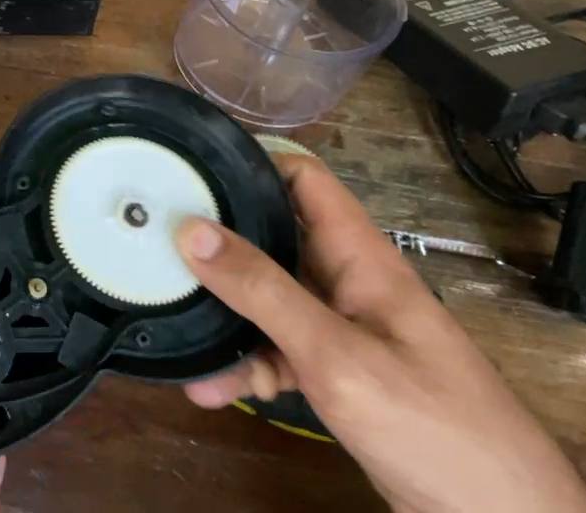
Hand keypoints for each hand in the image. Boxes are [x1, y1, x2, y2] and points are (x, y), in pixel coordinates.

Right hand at [176, 153, 585, 512]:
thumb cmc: (429, 425)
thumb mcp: (334, 355)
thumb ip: (263, 291)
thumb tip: (191, 229)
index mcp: (360, 258)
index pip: (303, 179)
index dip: (251, 161)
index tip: (189, 165)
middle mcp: (349, 283)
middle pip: (274, 237)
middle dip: (218, 239)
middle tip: (156, 238)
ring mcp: (344, 330)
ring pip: (268, 298)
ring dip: (224, 311)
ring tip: (171, 317)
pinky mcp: (339, 374)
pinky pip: (279, 351)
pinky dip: (246, 363)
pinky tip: (210, 386)